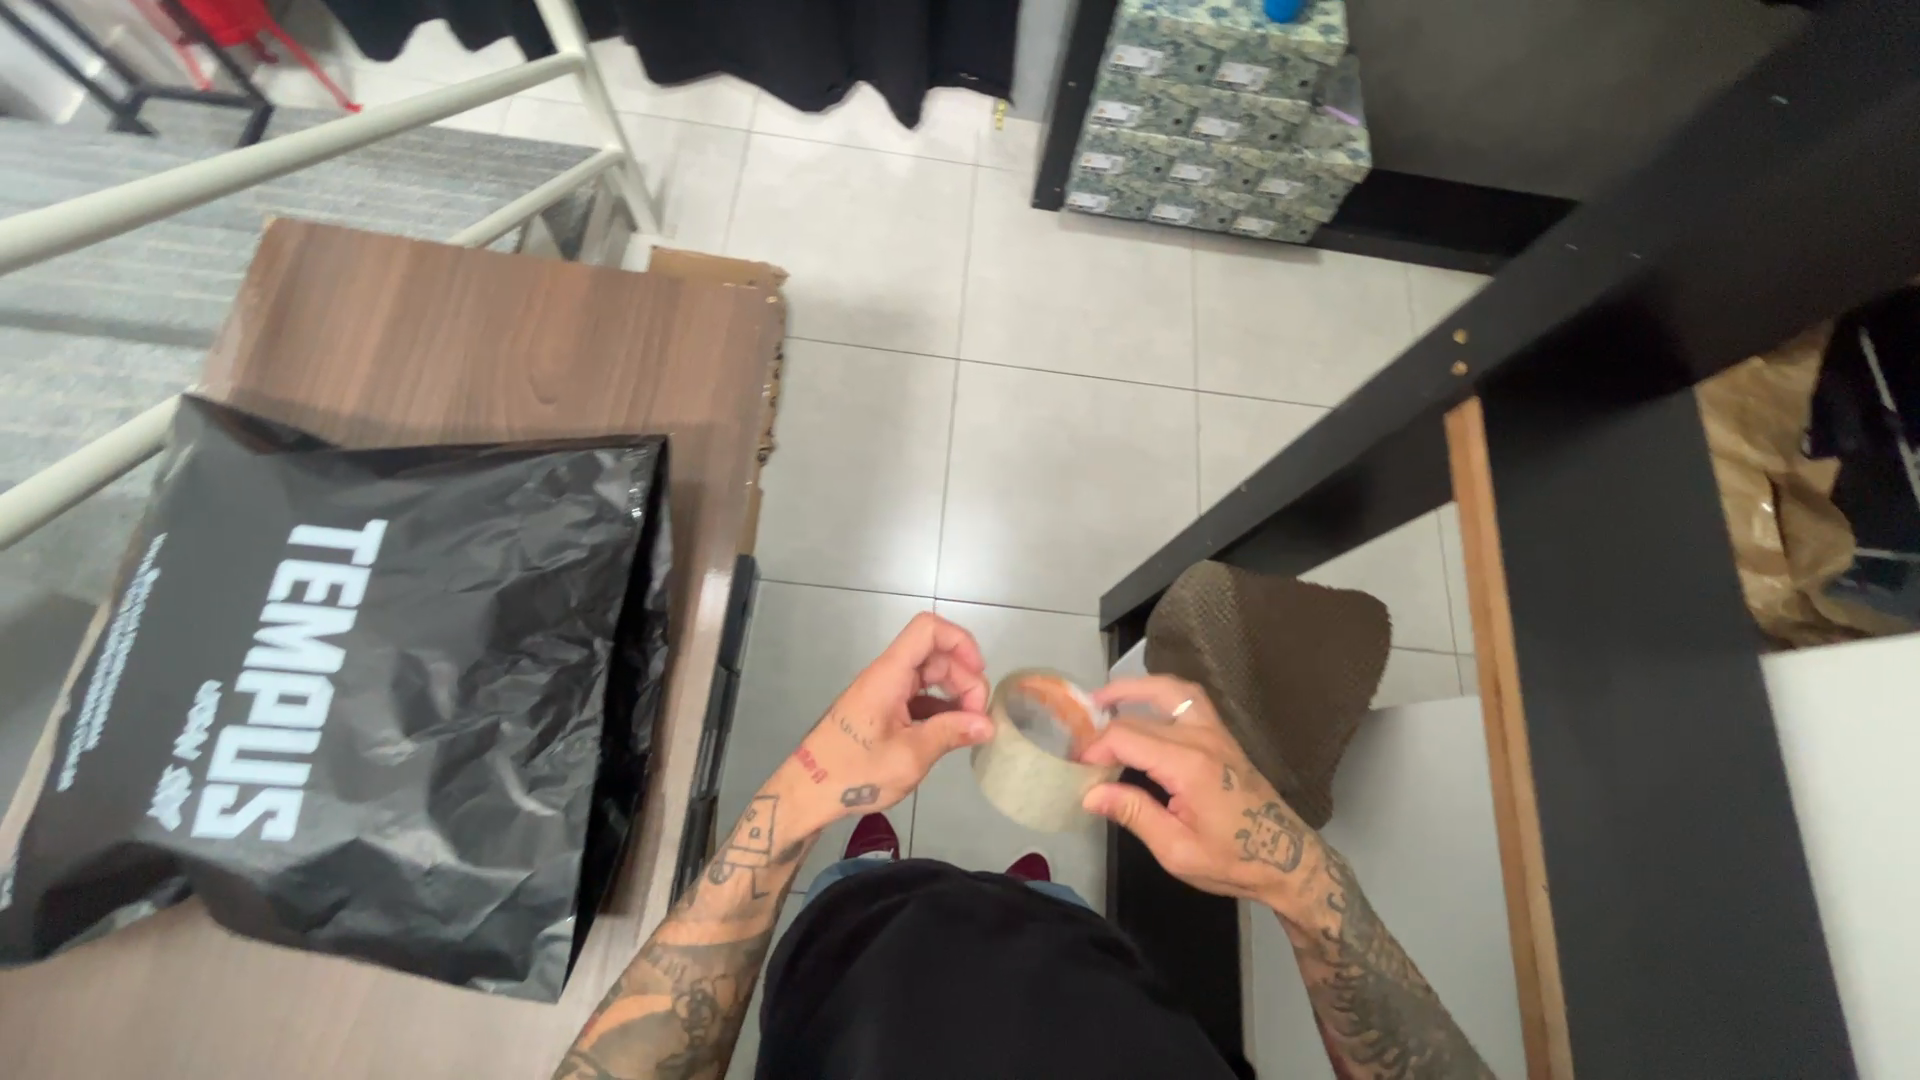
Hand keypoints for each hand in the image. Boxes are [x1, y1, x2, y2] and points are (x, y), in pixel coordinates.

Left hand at [771, 613, 994, 836]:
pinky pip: (920, 695)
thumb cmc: (854, 772)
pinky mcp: (884, 709)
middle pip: (936, 654)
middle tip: (976, 718)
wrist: (809, 793)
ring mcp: (885, 691)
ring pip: (930, 675)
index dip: (960, 641)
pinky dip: (940, 708)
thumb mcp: (909, 756)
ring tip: (968, 729)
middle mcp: (888, 675)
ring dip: (955, 695)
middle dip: (964, 678)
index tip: (978, 674)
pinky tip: (951, 734)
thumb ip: (950, 734)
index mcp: (889, 675)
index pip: (928, 629)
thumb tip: (988, 725)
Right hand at [1080, 676, 1332, 930]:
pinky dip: (1160, 693)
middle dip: (1104, 727)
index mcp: (1188, 765)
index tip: (1077, 768)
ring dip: (1134, 688)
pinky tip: (1143, 707)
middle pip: (1139, 715)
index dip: (1094, 748)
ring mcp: (1215, 731)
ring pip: (1170, 690)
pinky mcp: (1222, 735)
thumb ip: (1133, 814)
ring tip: (1105, 700)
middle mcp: (1201, 737)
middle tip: (1080, 744)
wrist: (1289, 859)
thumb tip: (1090, 793)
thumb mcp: (1177, 850)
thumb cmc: (1232, 860)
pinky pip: (1188, 698)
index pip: (1125, 738)